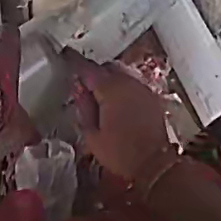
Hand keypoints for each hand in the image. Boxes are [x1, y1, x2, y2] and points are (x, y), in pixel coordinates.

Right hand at [63, 50, 175, 184]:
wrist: (155, 165)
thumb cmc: (120, 153)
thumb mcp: (92, 135)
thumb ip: (83, 107)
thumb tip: (78, 89)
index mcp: (110, 90)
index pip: (88, 68)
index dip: (74, 61)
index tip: (65, 55)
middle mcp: (127, 83)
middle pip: (105, 68)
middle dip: (93, 74)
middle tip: (82, 88)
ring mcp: (142, 89)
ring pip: (120, 74)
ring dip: (108, 81)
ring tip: (99, 98)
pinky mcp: (151, 97)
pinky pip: (131, 84)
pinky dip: (121, 88)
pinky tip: (116, 103)